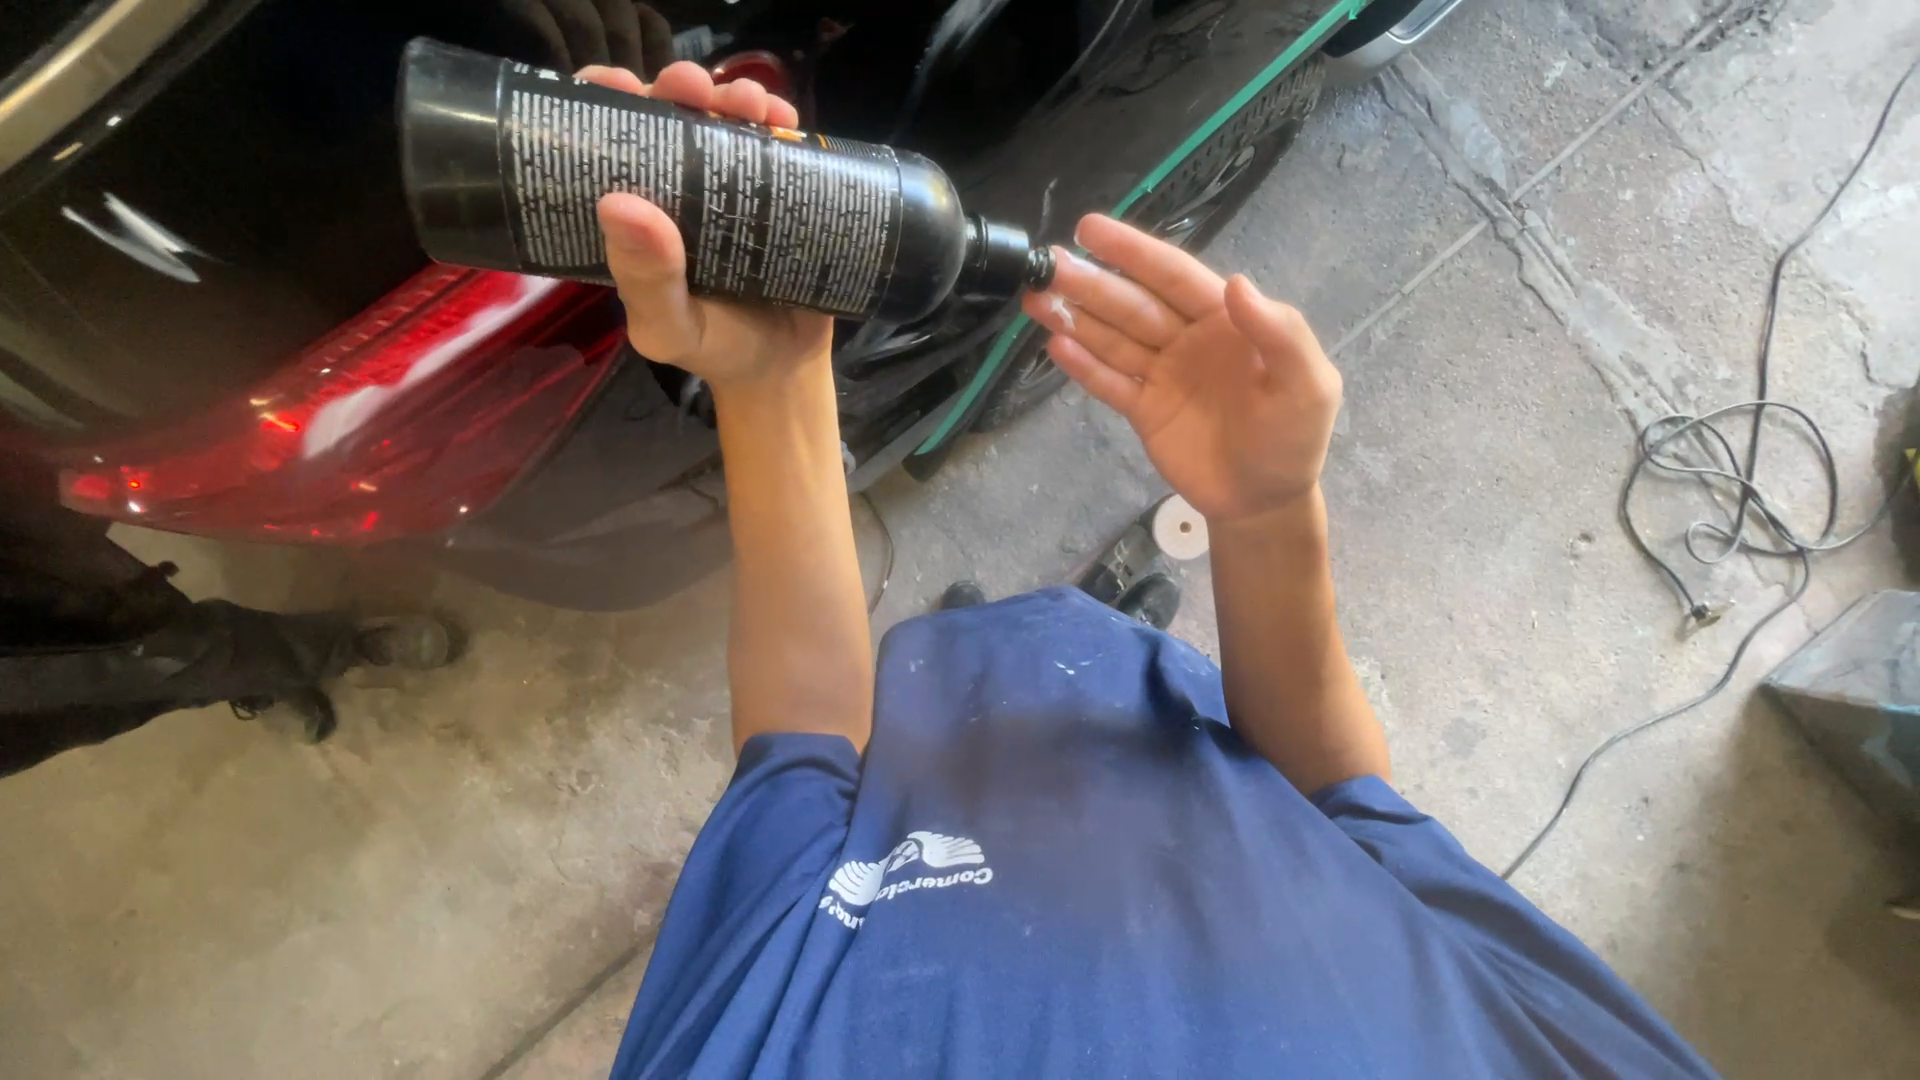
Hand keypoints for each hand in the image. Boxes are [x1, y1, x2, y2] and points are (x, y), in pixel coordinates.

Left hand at [582, 63, 834, 391]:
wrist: (784, 372)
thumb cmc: (715, 351)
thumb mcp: (669, 329)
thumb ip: (644, 281)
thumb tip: (618, 202)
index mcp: (636, 217)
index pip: (608, 143)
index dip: (606, 103)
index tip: (620, 85)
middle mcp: (679, 193)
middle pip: (671, 120)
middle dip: (679, 88)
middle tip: (695, 87)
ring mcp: (732, 192)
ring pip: (725, 125)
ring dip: (735, 98)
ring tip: (753, 103)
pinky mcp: (779, 199)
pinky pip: (777, 152)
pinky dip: (782, 126)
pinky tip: (787, 119)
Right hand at [1021, 214, 1341, 525]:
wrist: (1264, 500)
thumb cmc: (1293, 439)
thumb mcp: (1307, 385)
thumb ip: (1280, 334)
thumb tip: (1236, 283)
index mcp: (1226, 320)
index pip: (1173, 276)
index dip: (1132, 252)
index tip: (1089, 229)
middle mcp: (1186, 339)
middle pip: (1131, 305)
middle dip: (1089, 284)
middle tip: (1045, 266)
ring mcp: (1161, 375)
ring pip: (1112, 339)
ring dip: (1074, 318)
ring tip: (1034, 299)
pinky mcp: (1143, 411)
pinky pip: (1109, 384)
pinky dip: (1083, 367)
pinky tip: (1056, 345)